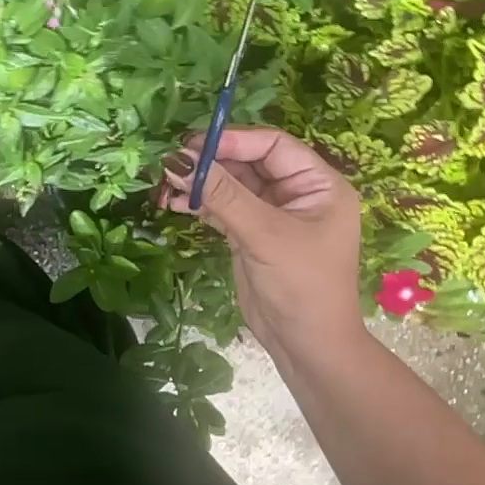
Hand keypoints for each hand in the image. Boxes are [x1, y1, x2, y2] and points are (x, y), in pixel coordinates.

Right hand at [160, 127, 366, 364]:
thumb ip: (221, 195)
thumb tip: (177, 160)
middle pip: (248, 162)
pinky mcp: (250, 234)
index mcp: (318, 184)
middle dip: (210, 162)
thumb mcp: (263, 235)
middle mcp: (297, 193)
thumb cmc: (301, 284)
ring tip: (166, 185)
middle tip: (171, 163)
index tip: (192, 145)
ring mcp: (272, 215)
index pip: (273, 146)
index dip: (233, 140)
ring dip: (200, 183)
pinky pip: (222, 207)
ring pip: (231, 185)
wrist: (305, 343)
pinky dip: (199, 204)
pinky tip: (175, 204)